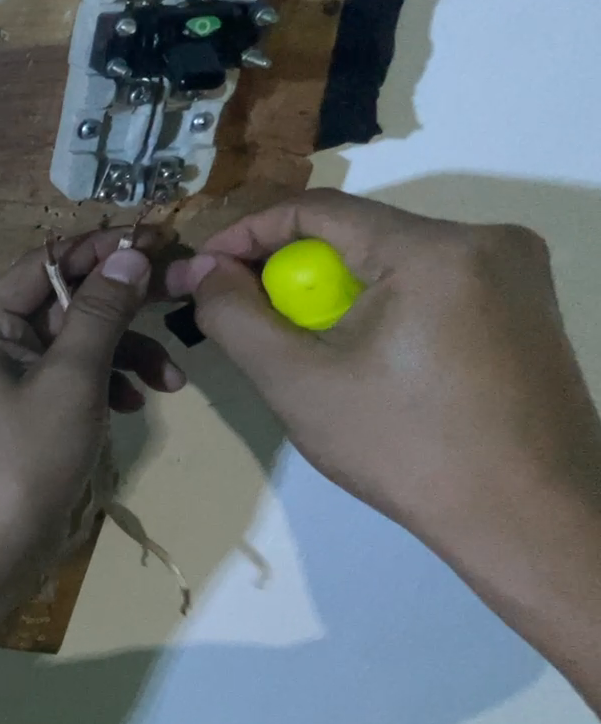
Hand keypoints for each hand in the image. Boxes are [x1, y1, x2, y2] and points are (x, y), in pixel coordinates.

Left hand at [0, 229, 183, 572]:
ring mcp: (10, 378)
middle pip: (65, 303)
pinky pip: (76, 377)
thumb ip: (100, 313)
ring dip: (127, 353)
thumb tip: (127, 253)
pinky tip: (135, 404)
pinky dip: (110, 382)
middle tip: (186, 297)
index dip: (98, 249)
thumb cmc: (27, 455)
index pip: (42, 265)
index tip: (160, 241)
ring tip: (169, 384)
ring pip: (79, 342)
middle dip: (124, 306)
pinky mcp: (31, 408)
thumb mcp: (71, 378)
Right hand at [165, 189, 600, 557]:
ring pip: (379, 259)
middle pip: (349, 233)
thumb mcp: (292, 379)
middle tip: (236, 318)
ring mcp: (511, 272)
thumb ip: (233, 314)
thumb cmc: (400, 443)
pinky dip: (365, 306)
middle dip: (280, 272)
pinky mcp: (517, 304)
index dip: (241, 234)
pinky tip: (350, 355)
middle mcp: (484, 242)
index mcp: (434, 251)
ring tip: (291, 346)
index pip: (314, 209)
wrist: (524, 515)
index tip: (198, 274)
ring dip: (321, 292)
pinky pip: (416, 282)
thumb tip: (199, 269)